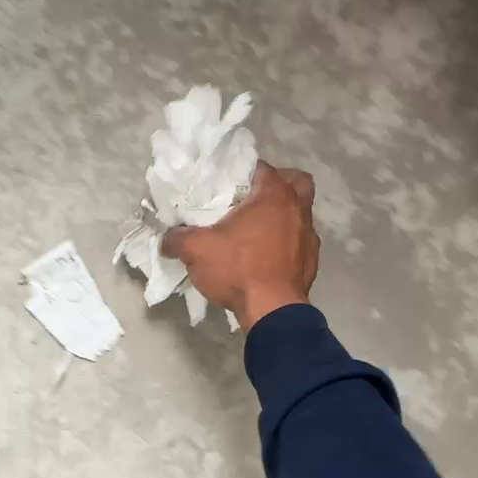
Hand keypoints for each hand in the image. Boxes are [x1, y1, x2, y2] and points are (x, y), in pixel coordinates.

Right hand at [161, 161, 319, 331]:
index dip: (241, 172)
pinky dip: (285, 244)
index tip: (225, 185)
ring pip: (299, 212)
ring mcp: (308, 234)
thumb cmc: (237, 270)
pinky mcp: (310, 259)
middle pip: (295, 182)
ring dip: (282, 216)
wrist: (271, 309)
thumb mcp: (196, 251)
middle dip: (277, 185)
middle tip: (253, 200)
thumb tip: (167, 239)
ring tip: (256, 233)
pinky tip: (266, 258)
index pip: (261, 167)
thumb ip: (177, 239)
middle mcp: (297, 208)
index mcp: (274, 195)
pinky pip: (298, 241)